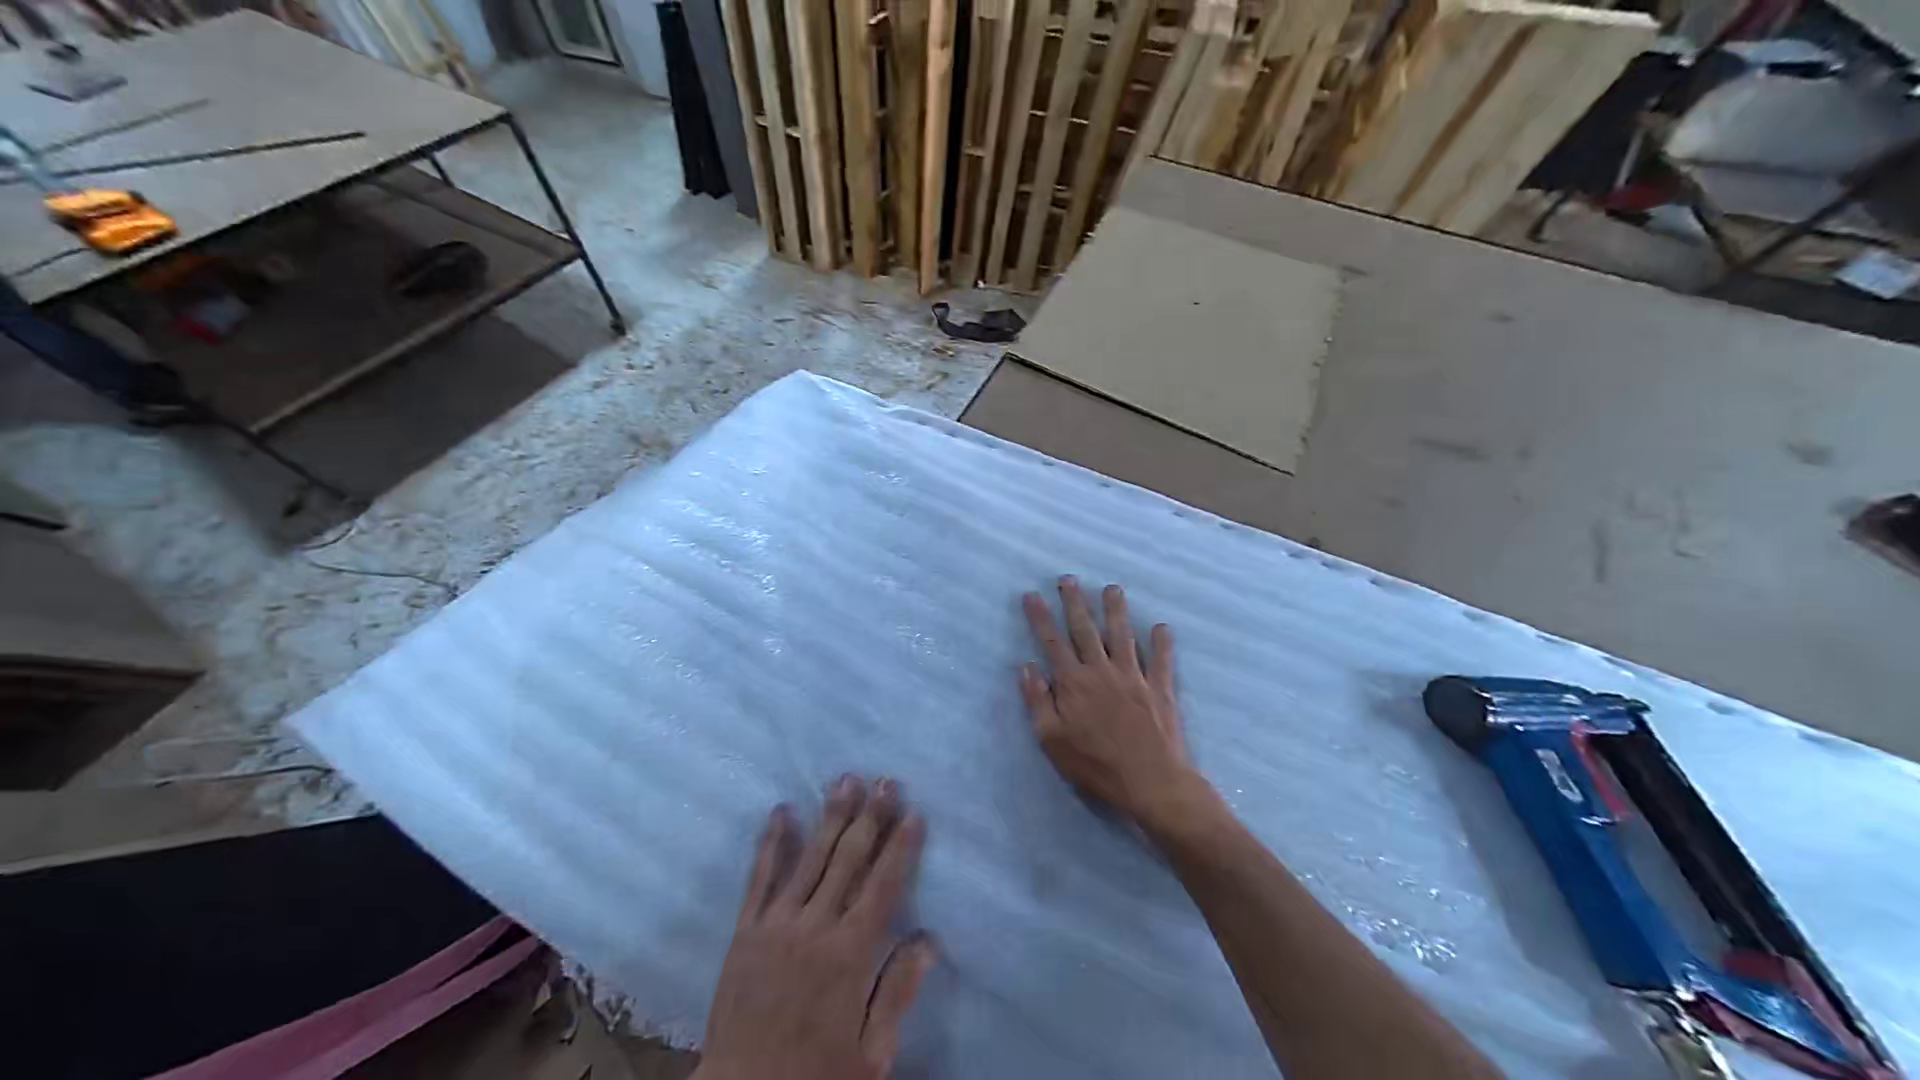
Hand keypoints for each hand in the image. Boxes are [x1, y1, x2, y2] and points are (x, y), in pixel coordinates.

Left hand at [695, 776, 937, 1079]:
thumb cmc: (814, 1076)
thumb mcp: (870, 1053)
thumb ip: (898, 992)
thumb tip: (928, 939)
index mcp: (849, 955)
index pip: (883, 887)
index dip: (900, 847)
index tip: (914, 813)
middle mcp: (815, 928)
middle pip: (849, 860)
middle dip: (871, 818)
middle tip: (886, 781)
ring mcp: (776, 925)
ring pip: (810, 858)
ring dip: (831, 816)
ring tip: (847, 780)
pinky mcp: (745, 931)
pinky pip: (760, 878)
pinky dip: (772, 842)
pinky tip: (782, 811)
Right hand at [1020, 577, 1211, 835]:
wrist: (1150, 782)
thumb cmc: (1095, 764)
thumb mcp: (1051, 739)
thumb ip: (1037, 701)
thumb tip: (1027, 667)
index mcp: (1074, 683)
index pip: (1052, 642)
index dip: (1040, 618)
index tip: (1031, 595)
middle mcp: (1102, 671)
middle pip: (1086, 630)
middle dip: (1075, 603)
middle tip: (1068, 579)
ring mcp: (1134, 677)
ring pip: (1122, 635)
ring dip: (1116, 610)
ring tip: (1112, 588)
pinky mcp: (1160, 690)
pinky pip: (1161, 660)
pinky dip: (1162, 643)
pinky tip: (1161, 627)